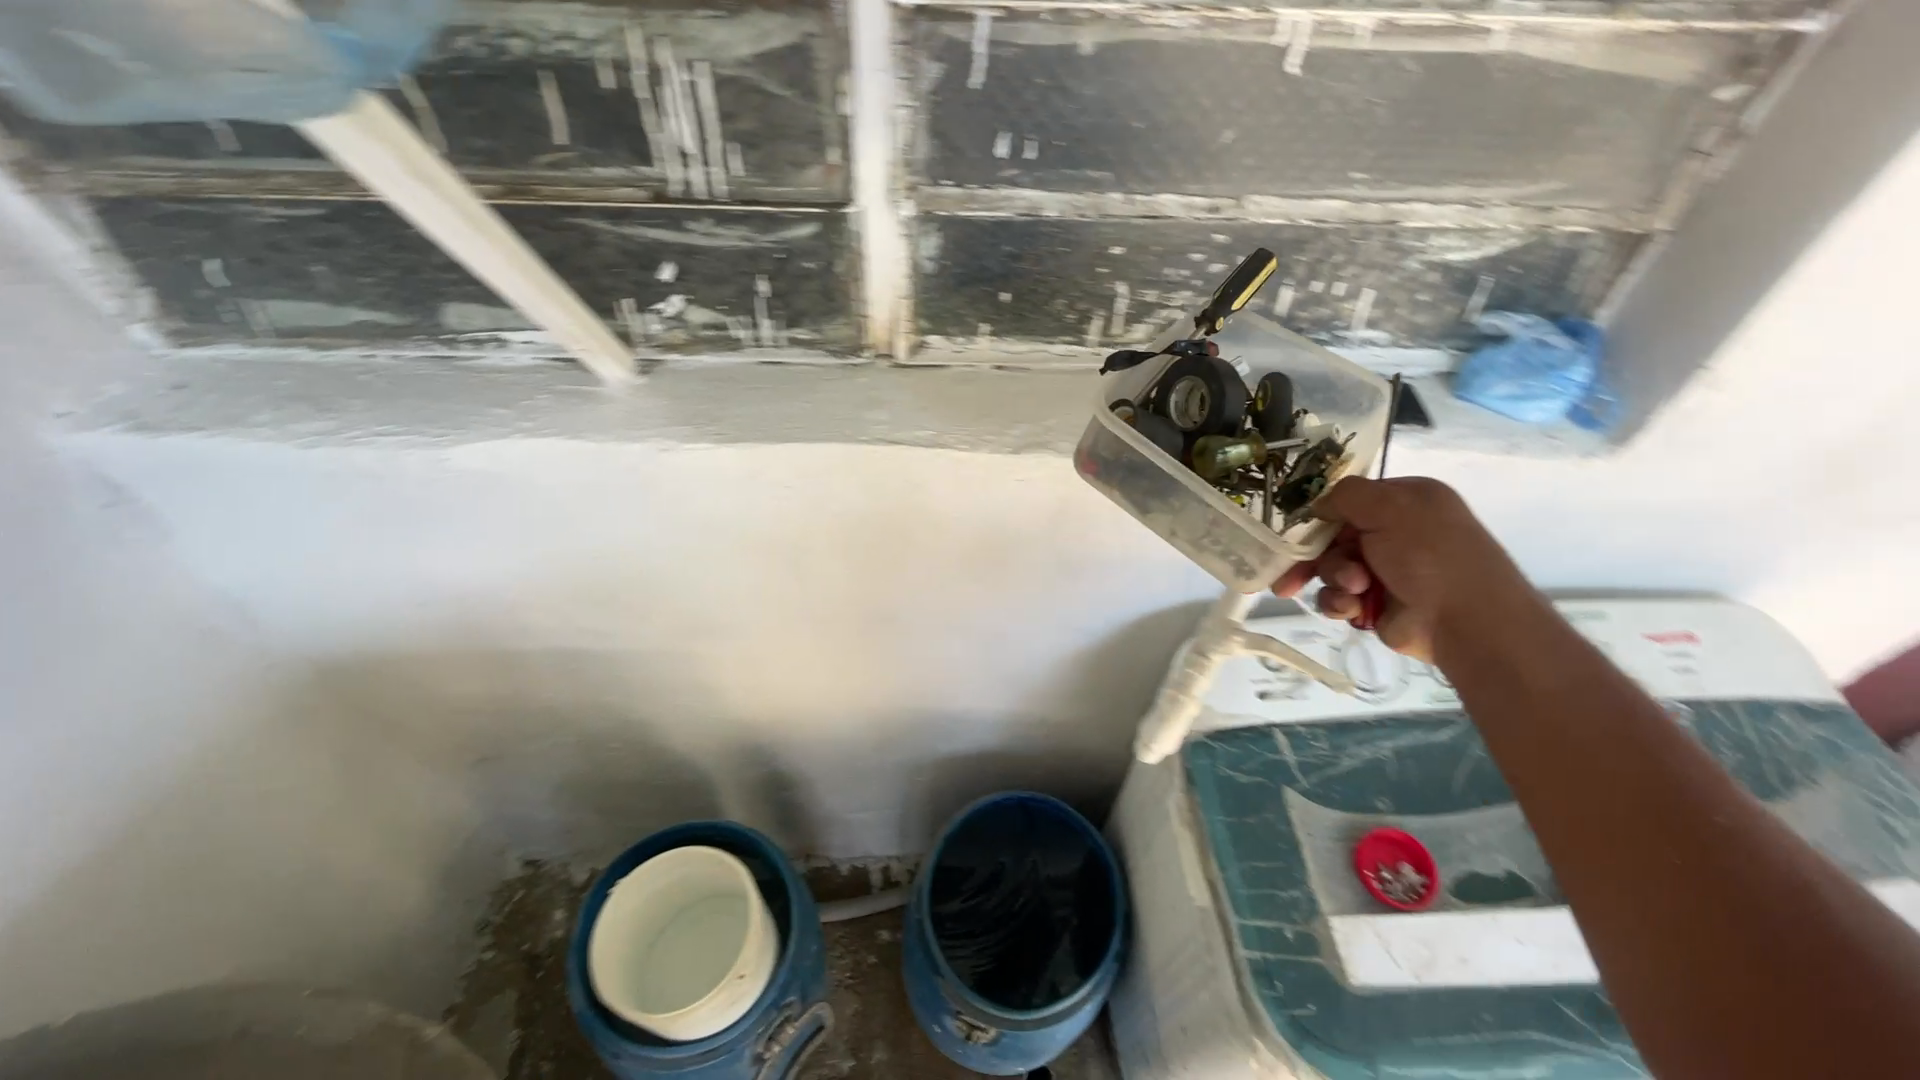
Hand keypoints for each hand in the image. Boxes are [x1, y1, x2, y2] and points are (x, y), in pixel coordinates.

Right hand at [1273, 476, 1535, 662]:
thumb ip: (1346, 495)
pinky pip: (1339, 598)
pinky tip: (1353, 608)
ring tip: (1355, 589)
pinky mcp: (1376, 604)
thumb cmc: (1429, 554)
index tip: (1292, 528)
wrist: (1464, 620)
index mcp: (1405, 501)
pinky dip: (1340, 602)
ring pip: (1332, 568)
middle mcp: (1395, 532)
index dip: (1321, 513)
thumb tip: (1317, 505)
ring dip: (1335, 578)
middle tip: (1293, 573)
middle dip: (1318, 555)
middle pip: (1333, 537)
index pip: (1350, 500)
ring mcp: (1386, 570)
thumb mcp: (1389, 507)